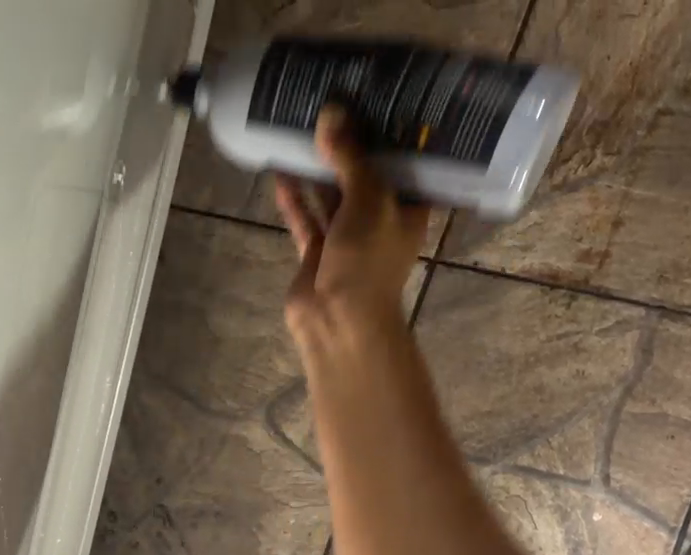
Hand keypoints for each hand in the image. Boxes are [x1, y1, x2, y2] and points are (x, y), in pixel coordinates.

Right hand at [274, 106, 431, 369]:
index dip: (391, 134)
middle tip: (331, 106)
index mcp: (409, 207)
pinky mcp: (316, 254)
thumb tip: (330, 112)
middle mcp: (380, 220)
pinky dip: (294, 199)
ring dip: (316, 171)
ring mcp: (346, 239)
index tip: (377, 100)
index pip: (404, 163)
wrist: (338, 319)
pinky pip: (305, 219)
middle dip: (347, 148)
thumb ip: (349, 157)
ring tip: (300, 133)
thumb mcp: (367, 198)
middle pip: (363, 177)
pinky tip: (281, 173)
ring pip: (331, 197)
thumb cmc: (367, 257)